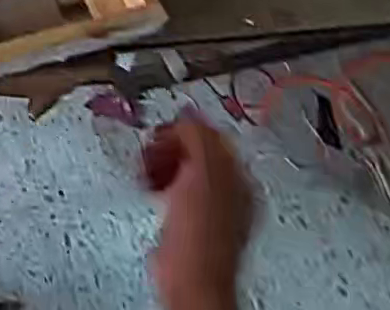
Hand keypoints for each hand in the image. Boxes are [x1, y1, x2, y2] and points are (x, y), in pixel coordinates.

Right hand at [143, 109, 253, 309]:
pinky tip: (153, 183)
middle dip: (172, 141)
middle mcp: (231, 189)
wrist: (187, 274)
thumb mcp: (200, 170)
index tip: (166, 125)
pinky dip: (160, 176)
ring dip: (163, 157)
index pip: (213, 132)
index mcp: (239, 176)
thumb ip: (198, 136)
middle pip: (198, 147)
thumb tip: (189, 116)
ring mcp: (212, 205)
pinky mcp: (191, 218)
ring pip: (185, 163)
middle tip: (155, 144)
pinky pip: (175, 182)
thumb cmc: (199, 234)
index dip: (186, 124)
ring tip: (150, 163)